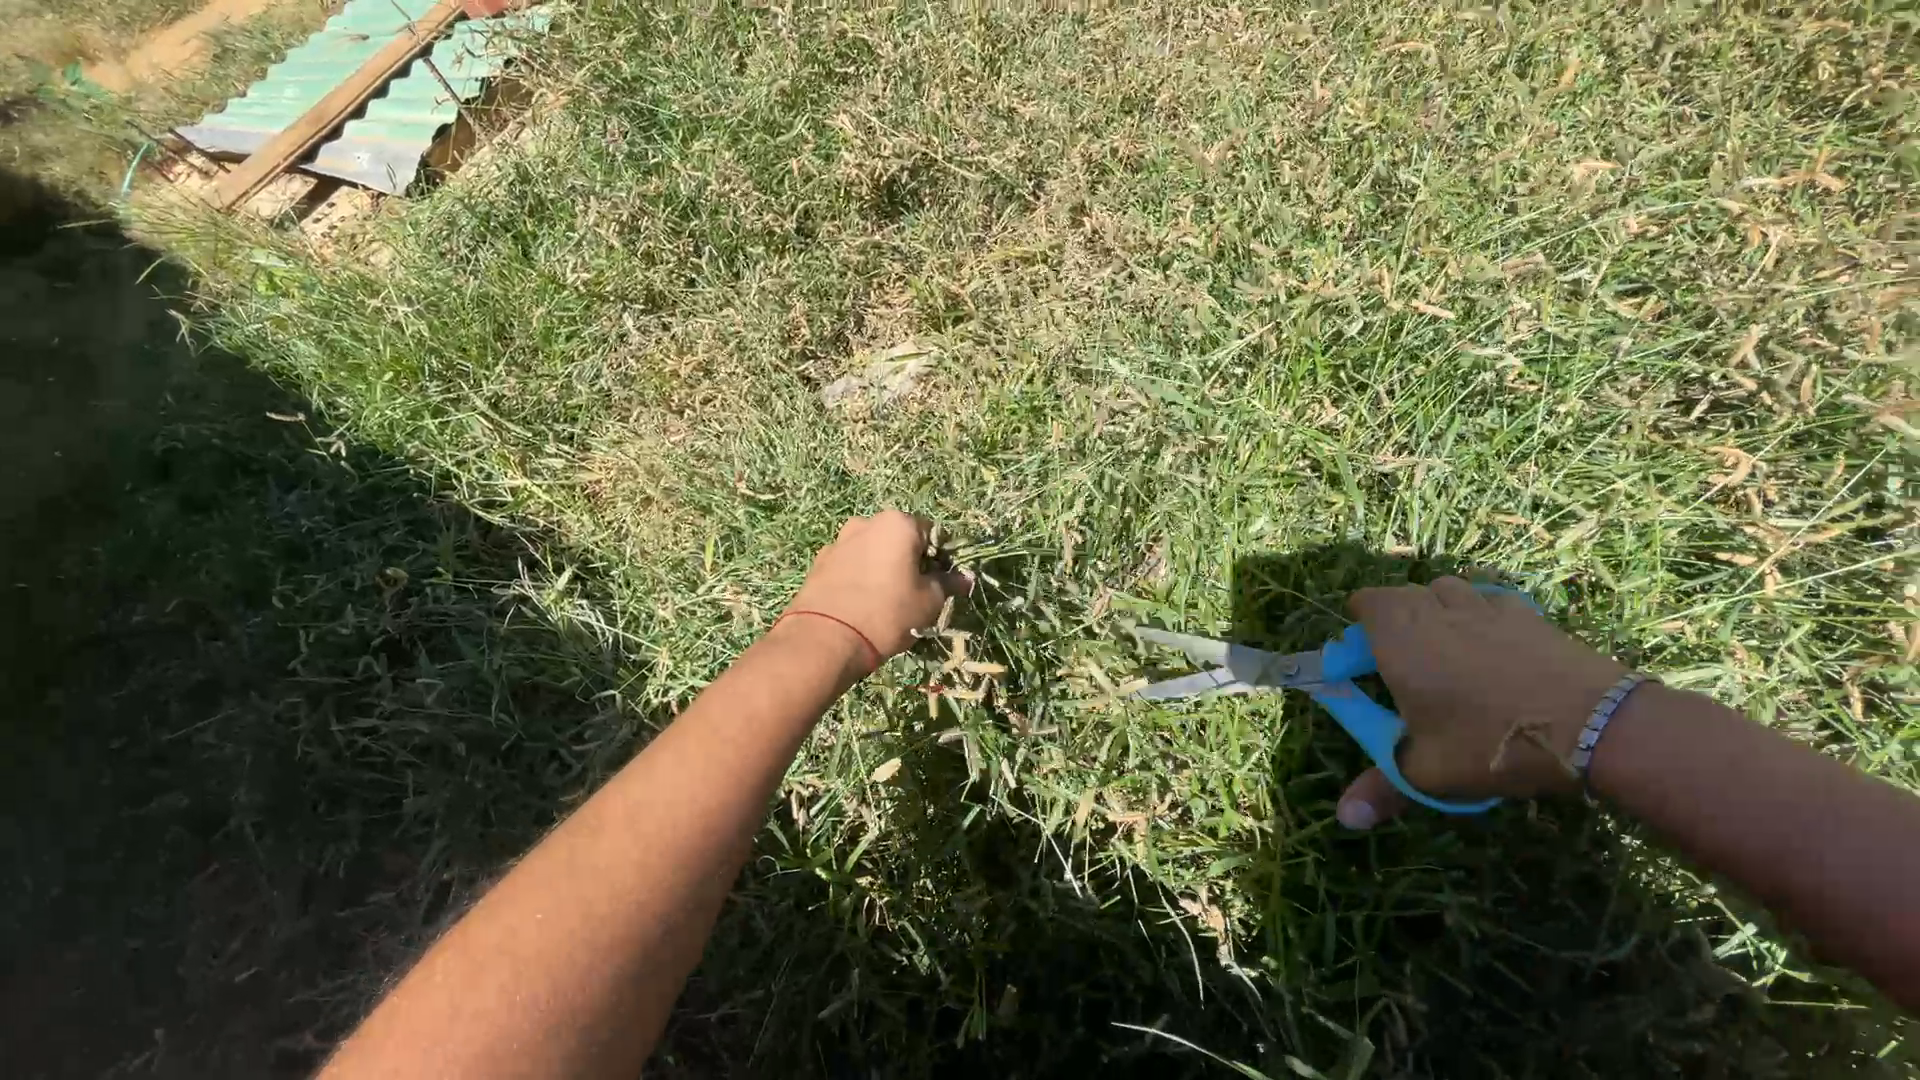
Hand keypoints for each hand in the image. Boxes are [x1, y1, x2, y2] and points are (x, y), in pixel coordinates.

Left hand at [782, 511, 972, 666]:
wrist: (825, 638)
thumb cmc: (887, 613)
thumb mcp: (929, 602)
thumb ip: (949, 584)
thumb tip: (966, 578)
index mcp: (898, 524)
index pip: (933, 534)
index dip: (943, 559)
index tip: (942, 583)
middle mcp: (867, 523)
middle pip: (900, 540)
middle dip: (911, 562)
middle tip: (916, 594)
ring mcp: (839, 541)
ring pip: (873, 551)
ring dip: (884, 568)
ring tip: (886, 602)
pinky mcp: (820, 562)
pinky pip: (851, 565)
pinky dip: (860, 577)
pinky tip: (862, 604)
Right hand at [1335, 577, 1627, 828]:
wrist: (1597, 727)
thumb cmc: (1491, 743)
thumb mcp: (1428, 771)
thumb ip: (1381, 789)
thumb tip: (1346, 818)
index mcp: (1398, 639)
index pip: (1363, 602)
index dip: (1358, 623)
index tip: (1361, 655)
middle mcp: (1435, 611)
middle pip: (1402, 594)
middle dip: (1393, 617)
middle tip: (1399, 658)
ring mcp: (1485, 607)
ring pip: (1446, 589)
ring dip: (1436, 608)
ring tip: (1443, 645)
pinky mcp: (1529, 615)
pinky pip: (1491, 600)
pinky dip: (1481, 613)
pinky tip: (1491, 644)